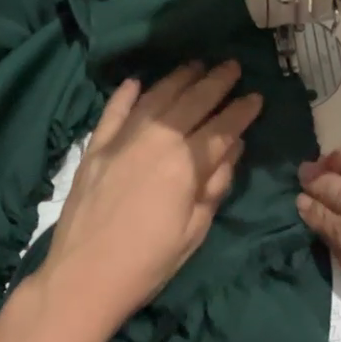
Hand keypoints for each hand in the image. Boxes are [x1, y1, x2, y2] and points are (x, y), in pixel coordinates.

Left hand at [32, 61, 262, 330]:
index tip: (257, 96)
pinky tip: (137, 82)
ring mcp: (121, 140)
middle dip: (216, 82)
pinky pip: (113, 112)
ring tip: (196, 65)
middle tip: (233, 66)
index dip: (241, 111)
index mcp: (185, 163)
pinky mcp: (95, 149)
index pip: (222, 127)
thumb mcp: (195, 230)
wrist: (83, 277)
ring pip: (155, 98)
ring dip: (178, 78)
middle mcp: (156, 140)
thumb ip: (214, 185)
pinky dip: (126, 94)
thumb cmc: (149, 262)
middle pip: (192, 102)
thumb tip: (232, 147)